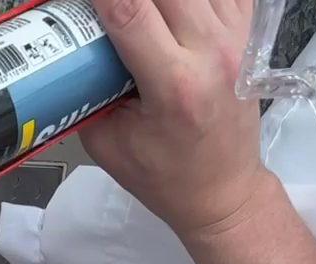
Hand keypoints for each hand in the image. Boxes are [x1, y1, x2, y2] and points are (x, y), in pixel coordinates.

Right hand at [83, 0, 275, 237]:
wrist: (222, 193)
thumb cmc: (170, 179)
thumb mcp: (109, 145)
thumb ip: (86, 92)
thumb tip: (69, 49)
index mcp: (174, 86)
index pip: (129, 10)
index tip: (81, 2)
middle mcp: (211, 54)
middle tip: (107, 12)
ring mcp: (235, 38)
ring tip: (140, 16)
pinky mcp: (246, 32)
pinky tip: (172, 15)